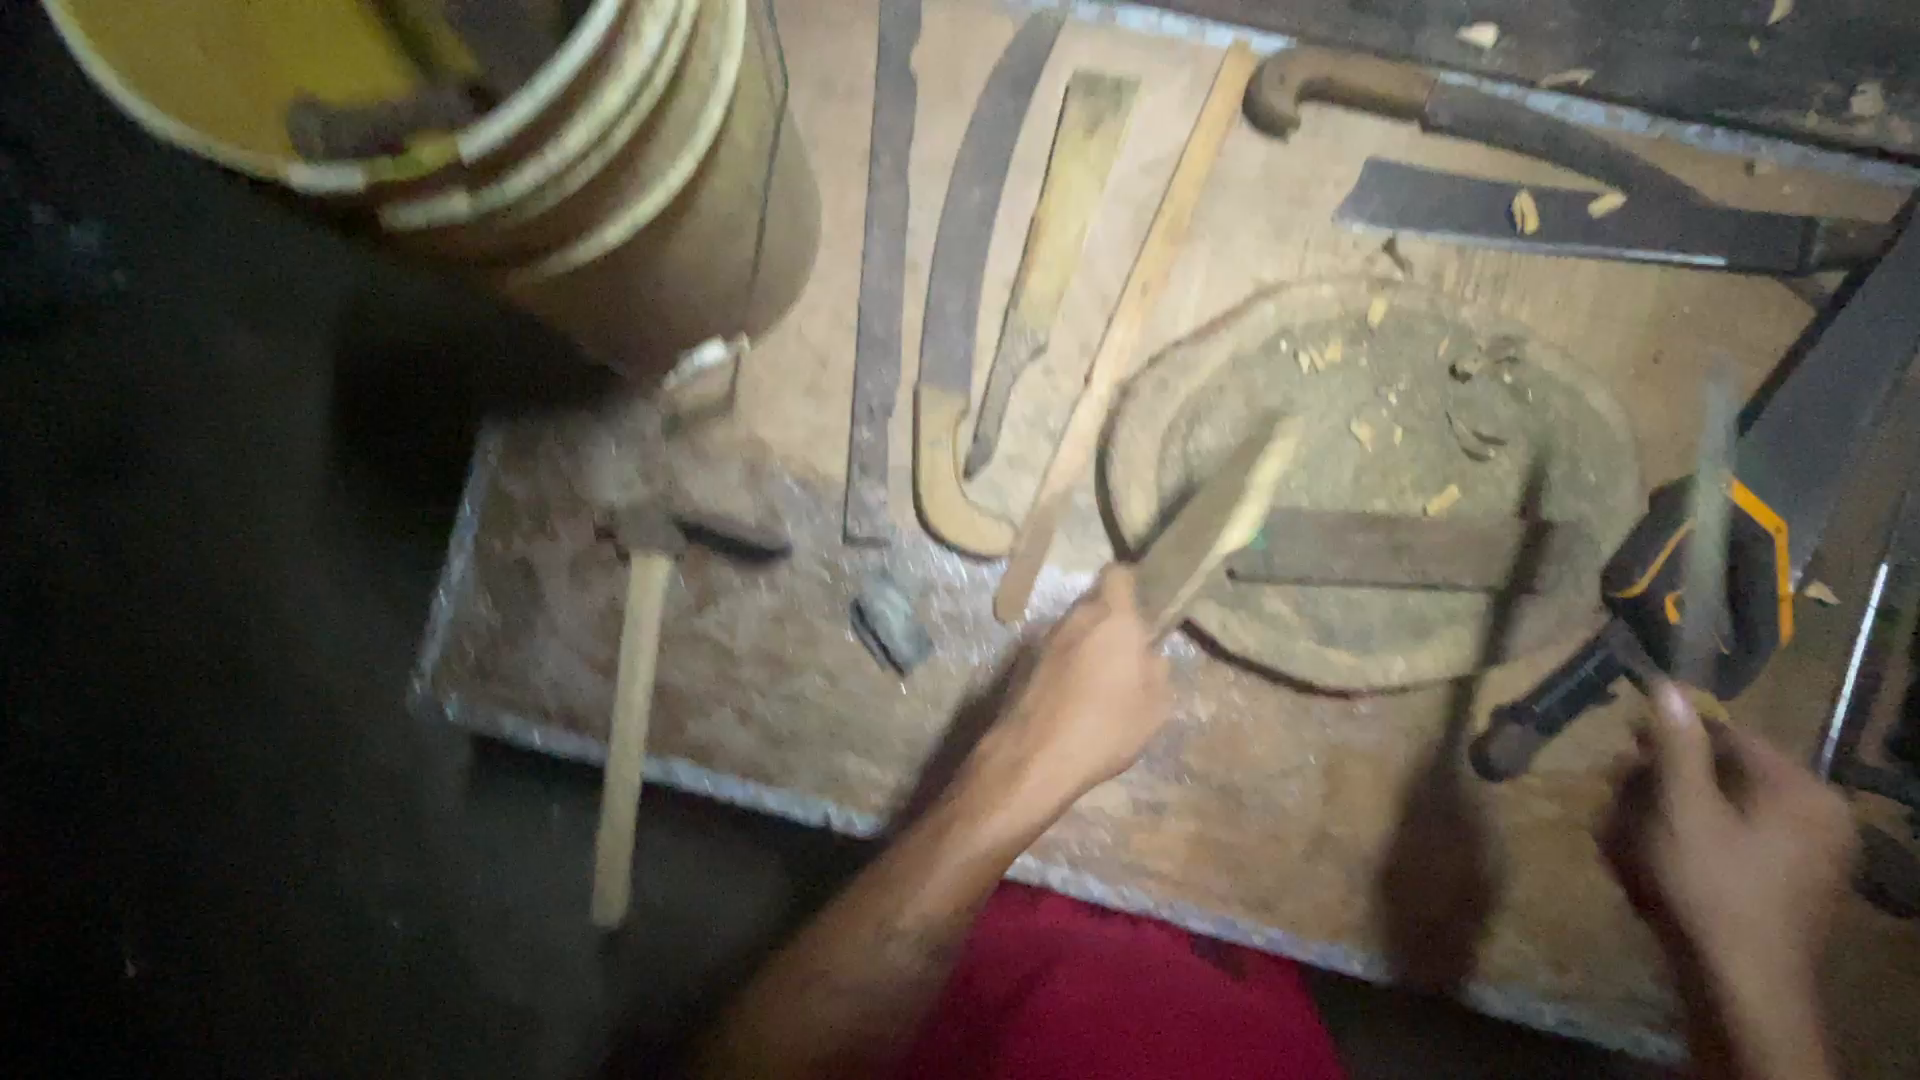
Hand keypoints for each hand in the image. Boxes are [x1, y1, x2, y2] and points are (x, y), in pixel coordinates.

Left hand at [969, 567, 1171, 810]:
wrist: (1034, 755)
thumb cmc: (1106, 727)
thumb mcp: (1155, 706)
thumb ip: (1156, 668)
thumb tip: (1148, 653)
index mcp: (1112, 618)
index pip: (1118, 574)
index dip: (1131, 583)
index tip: (1142, 602)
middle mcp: (1075, 617)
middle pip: (1095, 603)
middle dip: (1110, 620)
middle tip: (1125, 652)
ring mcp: (1043, 637)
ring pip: (1072, 627)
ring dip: (1086, 643)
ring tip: (1098, 680)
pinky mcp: (1022, 661)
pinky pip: (1053, 651)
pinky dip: (1064, 663)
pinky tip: (1070, 696)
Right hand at [1601, 681, 1854, 988]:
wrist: (1741, 980)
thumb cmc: (1708, 884)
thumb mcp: (1680, 807)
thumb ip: (1675, 744)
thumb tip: (1667, 683)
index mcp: (1801, 791)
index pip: (1728, 736)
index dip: (1669, 736)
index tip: (1622, 748)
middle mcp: (1817, 815)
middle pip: (1720, 773)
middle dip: (1659, 782)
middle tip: (1616, 801)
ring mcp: (1808, 851)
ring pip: (1717, 806)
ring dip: (1662, 813)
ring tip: (1624, 838)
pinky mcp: (1789, 878)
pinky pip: (1728, 837)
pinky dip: (1685, 840)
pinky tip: (1650, 859)